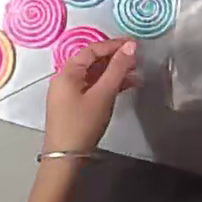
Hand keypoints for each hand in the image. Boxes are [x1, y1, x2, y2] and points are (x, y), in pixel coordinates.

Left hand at [44, 37, 139, 151]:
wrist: (66, 157)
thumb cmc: (83, 123)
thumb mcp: (103, 94)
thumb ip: (118, 68)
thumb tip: (130, 46)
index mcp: (67, 72)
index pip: (92, 50)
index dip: (113, 45)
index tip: (134, 44)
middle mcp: (64, 79)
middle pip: (92, 61)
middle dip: (115, 59)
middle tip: (137, 59)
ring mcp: (68, 93)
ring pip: (93, 75)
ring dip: (114, 73)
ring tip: (136, 73)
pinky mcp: (73, 105)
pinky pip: (92, 87)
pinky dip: (108, 85)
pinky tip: (125, 87)